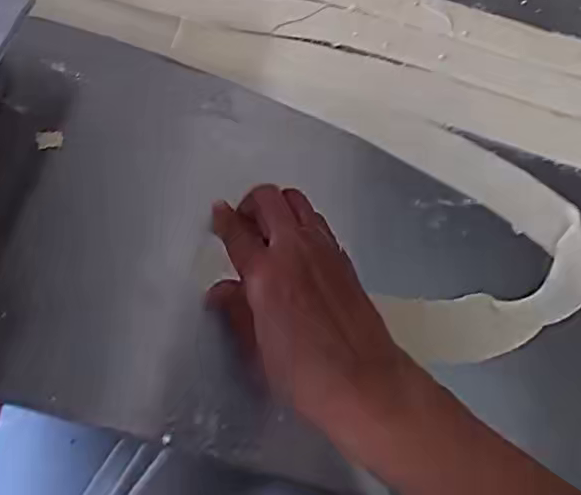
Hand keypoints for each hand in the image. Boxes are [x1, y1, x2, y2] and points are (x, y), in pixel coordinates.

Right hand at [207, 185, 421, 434]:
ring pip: (296, 201)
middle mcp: (294, 249)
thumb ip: (237, 312)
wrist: (362, 380)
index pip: (237, 231)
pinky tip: (299, 244)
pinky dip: (302, 221)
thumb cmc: (308, 375)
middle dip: (250, 203)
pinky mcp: (342, 254)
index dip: (223, 218)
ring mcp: (322, 247)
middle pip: (268, 199)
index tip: (218, 213)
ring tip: (270, 226)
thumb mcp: (256, 350)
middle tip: (242, 218)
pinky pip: (317, 221)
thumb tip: (221, 292)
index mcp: (266, 272)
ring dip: (279, 205)